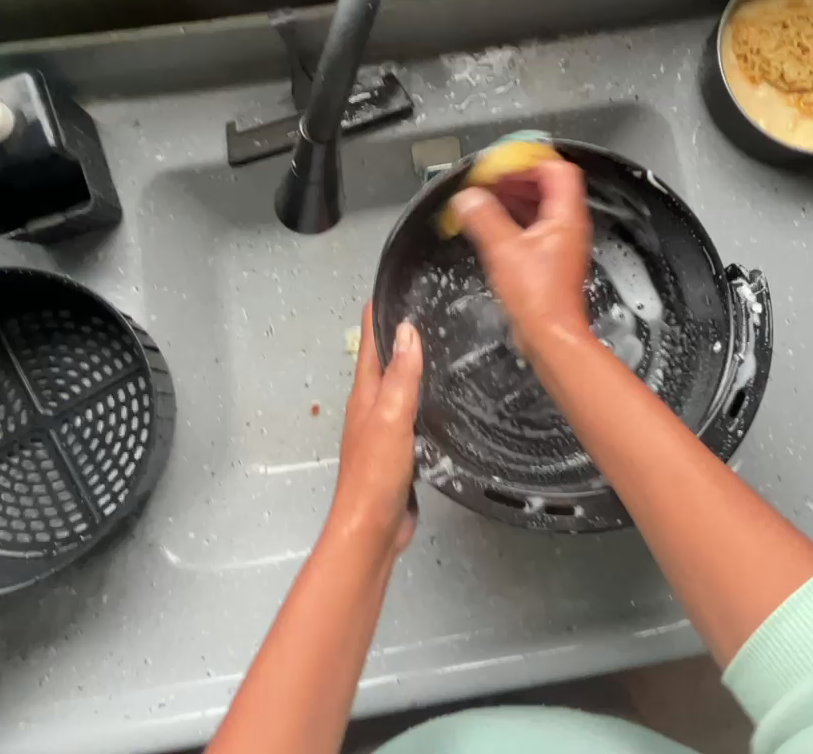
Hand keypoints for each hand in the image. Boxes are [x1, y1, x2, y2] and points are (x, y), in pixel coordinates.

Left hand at [329, 305, 423, 555]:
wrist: (371, 528)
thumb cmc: (375, 472)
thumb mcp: (391, 417)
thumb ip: (401, 376)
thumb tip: (406, 328)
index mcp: (366, 393)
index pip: (370, 340)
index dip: (380, 312)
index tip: (396, 285)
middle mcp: (373, 405)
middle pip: (387, 360)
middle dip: (404, 334)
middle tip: (432, 309)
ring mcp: (386, 428)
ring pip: (403, 387)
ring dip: (417, 367)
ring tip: (444, 345)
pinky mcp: (401, 449)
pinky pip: (416, 414)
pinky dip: (428, 399)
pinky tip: (446, 399)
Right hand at [450, 158, 592, 346]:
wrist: (550, 336)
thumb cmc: (538, 299)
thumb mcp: (503, 250)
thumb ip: (483, 219)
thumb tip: (468, 198)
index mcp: (565, 217)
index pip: (556, 170)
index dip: (528, 161)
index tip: (501, 164)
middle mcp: (568, 227)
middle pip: (548, 185)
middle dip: (517, 177)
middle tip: (490, 179)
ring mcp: (561, 243)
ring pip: (541, 206)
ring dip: (514, 197)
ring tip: (487, 197)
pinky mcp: (550, 260)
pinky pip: (534, 226)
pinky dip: (514, 217)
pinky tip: (493, 223)